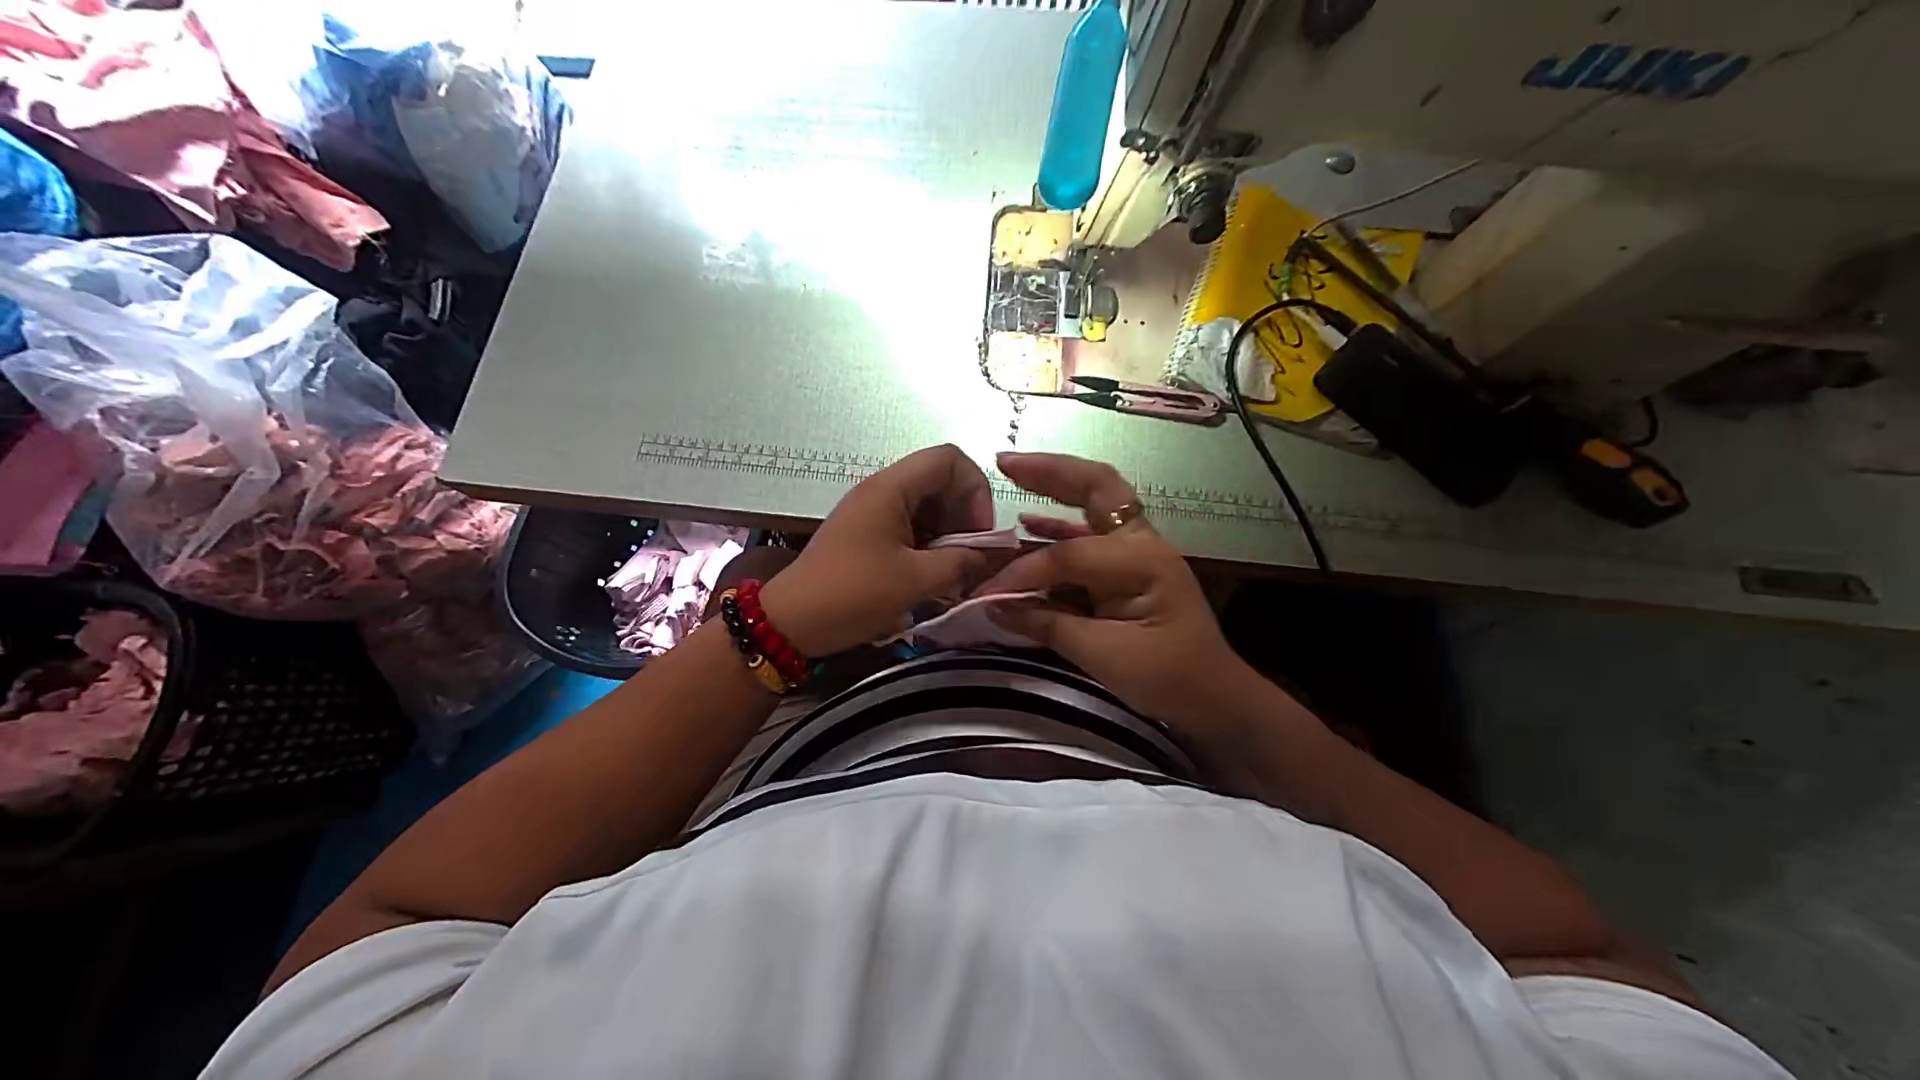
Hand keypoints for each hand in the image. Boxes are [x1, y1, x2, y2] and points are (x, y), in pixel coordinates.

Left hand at [761, 444, 1003, 655]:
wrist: (791, 622)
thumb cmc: (853, 594)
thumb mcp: (915, 580)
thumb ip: (961, 563)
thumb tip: (989, 558)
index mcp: (891, 488)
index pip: (950, 459)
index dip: (975, 490)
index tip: (978, 532)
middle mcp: (882, 491)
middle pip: (940, 481)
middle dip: (964, 515)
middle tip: (971, 556)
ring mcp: (872, 512)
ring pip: (927, 506)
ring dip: (948, 534)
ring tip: (956, 570)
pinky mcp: (867, 535)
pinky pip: (910, 526)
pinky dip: (929, 546)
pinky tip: (935, 576)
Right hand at [974, 452, 1277, 741]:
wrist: (1214, 698)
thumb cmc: (1167, 677)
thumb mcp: (1105, 656)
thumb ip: (1048, 625)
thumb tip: (994, 607)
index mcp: (1142, 561)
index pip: (1067, 555)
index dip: (1022, 573)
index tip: (985, 594)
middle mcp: (1140, 544)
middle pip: (1096, 487)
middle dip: (1050, 470)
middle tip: (1005, 461)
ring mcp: (1136, 552)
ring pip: (1093, 503)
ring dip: (1054, 486)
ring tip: (1013, 472)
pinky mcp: (1127, 569)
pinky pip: (1088, 536)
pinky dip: (1058, 525)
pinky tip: (1029, 521)